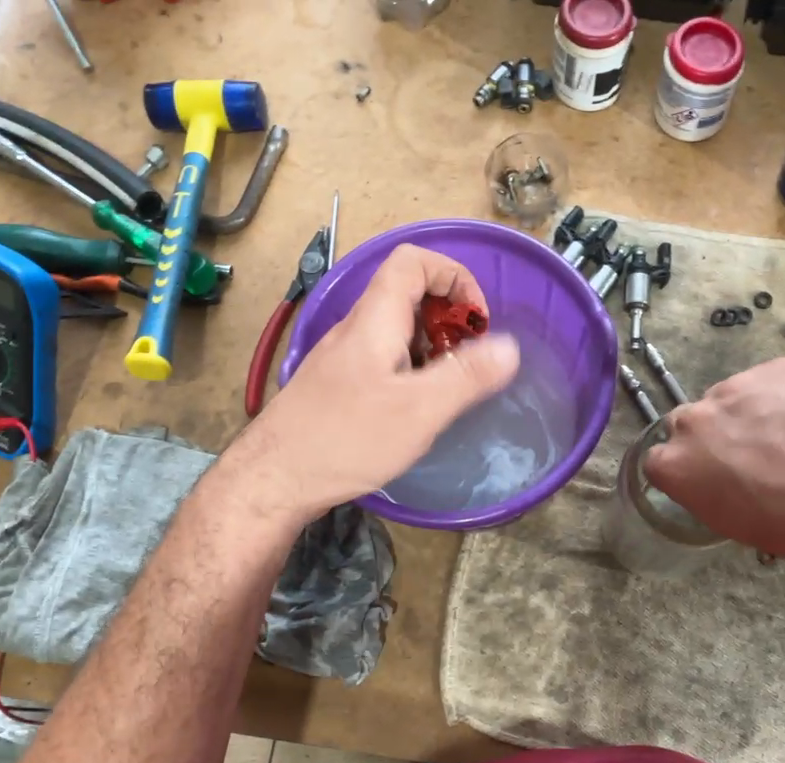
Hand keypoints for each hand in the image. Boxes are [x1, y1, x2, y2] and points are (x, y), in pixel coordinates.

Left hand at [224, 244, 520, 522]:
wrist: (275, 479)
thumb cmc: (347, 440)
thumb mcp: (419, 410)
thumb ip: (466, 376)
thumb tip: (509, 346)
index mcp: (375, 319)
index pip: (413, 261)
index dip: (453, 277)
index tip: (477, 321)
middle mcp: (356, 329)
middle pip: (407, 295)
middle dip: (448, 320)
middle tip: (468, 362)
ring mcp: (343, 358)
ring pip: (396, 332)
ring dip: (430, 349)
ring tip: (447, 390)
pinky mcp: (337, 386)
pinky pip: (382, 361)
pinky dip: (410, 372)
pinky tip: (415, 411)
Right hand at [644, 358, 784, 565]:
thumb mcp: (734, 523)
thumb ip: (707, 489)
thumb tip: (718, 475)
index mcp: (675, 465)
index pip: (660, 458)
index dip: (688, 468)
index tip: (711, 478)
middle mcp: (696, 418)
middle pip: (691, 421)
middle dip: (714, 437)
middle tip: (751, 458)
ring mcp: (738, 386)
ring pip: (733, 398)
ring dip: (749, 414)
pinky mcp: (779, 367)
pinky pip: (772, 382)